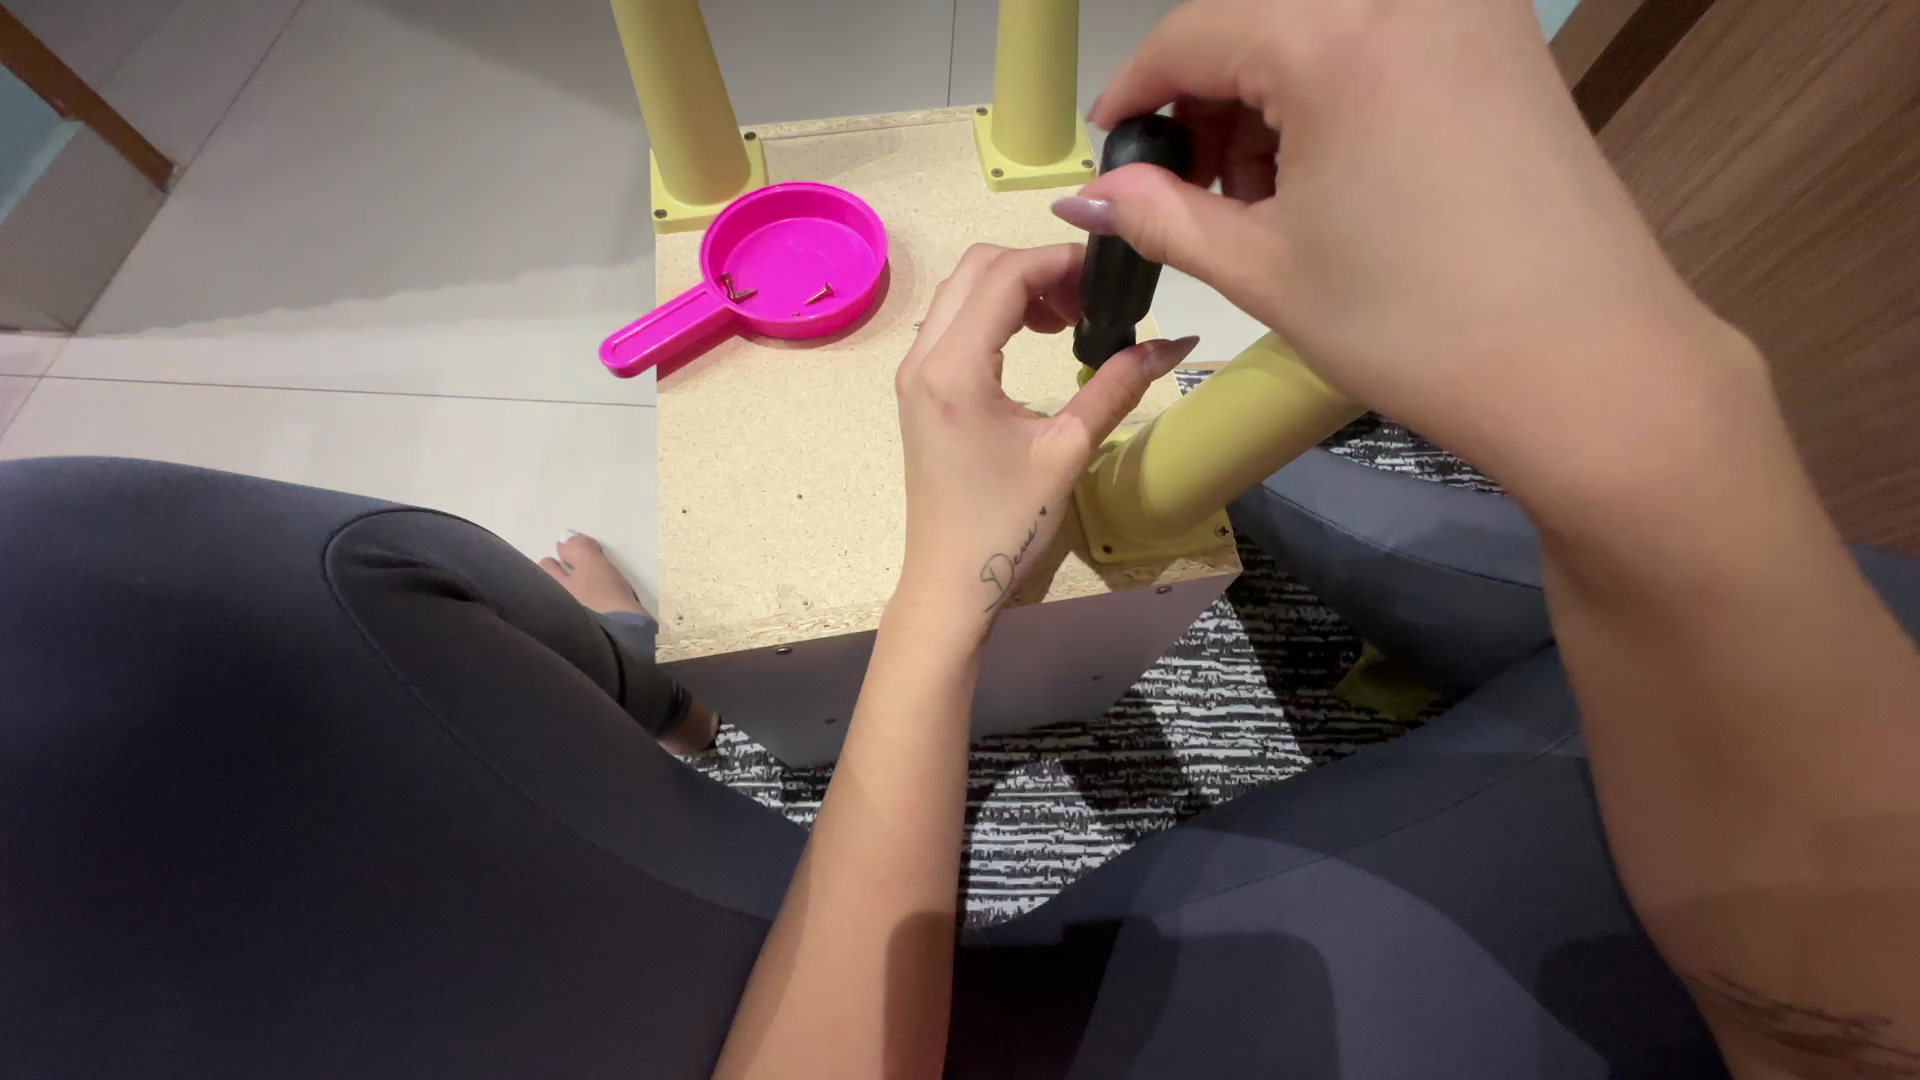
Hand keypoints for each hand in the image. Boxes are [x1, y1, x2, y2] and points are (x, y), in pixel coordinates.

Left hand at [892, 243, 1197, 636]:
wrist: (949, 579)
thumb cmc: (1006, 523)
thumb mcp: (1066, 451)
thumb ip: (1116, 386)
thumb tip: (1175, 343)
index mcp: (954, 368)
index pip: (1005, 275)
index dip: (1060, 262)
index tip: (1108, 278)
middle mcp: (921, 358)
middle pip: (976, 268)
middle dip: (1036, 268)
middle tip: (1087, 302)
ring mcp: (912, 374)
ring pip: (959, 293)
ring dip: (1012, 288)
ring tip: (1064, 321)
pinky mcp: (917, 392)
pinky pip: (950, 325)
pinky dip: (990, 314)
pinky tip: (1029, 342)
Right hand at [1057, 0, 1762, 493]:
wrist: (1576, 362)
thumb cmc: (1401, 322)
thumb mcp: (1259, 268)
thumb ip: (1158, 218)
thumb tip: (1082, 201)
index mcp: (1338, 34)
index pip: (1194, 31)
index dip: (1133, 89)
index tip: (1107, 149)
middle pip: (1256, 15)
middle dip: (1201, 97)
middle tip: (1185, 189)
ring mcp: (1468, 6)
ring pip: (1317, 23)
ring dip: (1261, 96)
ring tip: (1254, 196)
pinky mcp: (1500, 40)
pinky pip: (1377, 36)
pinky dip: (1323, 91)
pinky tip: (1317, 171)